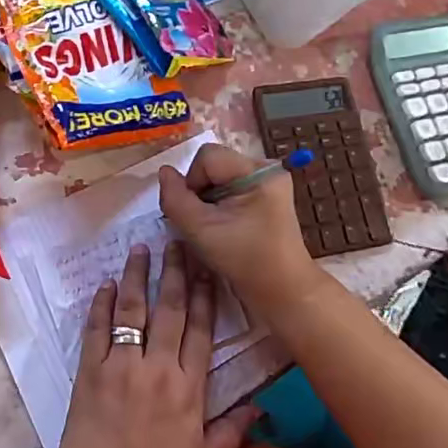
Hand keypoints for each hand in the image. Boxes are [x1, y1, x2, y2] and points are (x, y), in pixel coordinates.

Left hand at [45, 241, 254, 447]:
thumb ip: (231, 430)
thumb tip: (262, 407)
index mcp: (189, 389)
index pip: (202, 329)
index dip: (205, 294)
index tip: (207, 266)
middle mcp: (158, 369)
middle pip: (170, 310)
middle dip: (176, 272)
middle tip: (178, 242)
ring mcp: (121, 367)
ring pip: (133, 311)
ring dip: (139, 277)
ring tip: (142, 248)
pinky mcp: (89, 371)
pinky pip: (97, 329)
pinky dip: (102, 304)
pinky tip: (108, 284)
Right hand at [158, 144, 316, 307]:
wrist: (283, 291)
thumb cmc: (244, 260)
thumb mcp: (201, 230)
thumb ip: (176, 199)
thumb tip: (164, 172)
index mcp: (258, 171)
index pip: (208, 157)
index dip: (192, 182)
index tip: (195, 214)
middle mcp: (267, 169)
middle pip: (214, 165)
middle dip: (200, 192)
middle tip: (202, 224)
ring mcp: (268, 182)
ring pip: (220, 177)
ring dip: (208, 200)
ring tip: (214, 227)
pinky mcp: (266, 196)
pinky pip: (231, 188)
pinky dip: (220, 205)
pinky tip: (225, 227)